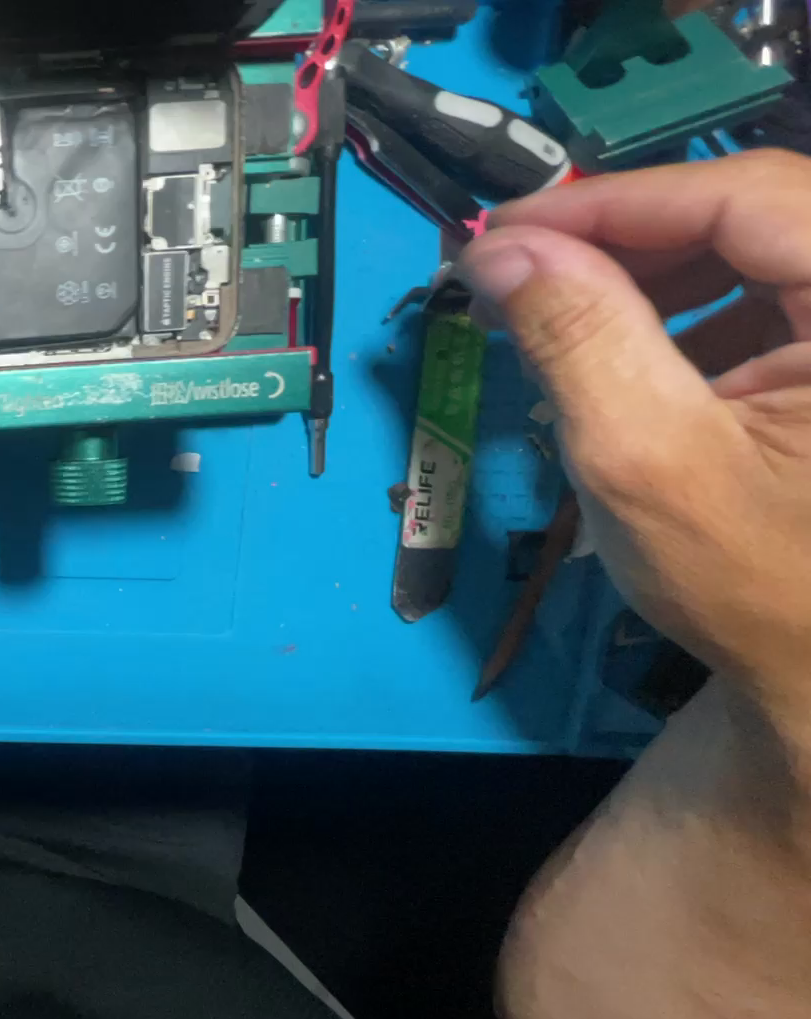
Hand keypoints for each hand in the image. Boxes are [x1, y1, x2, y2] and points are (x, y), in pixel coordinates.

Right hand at [457, 150, 810, 717]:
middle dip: (615, 239)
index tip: (492, 235)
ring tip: (544, 319)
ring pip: (757, 247)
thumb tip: (497, 252)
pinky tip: (615, 355)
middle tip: (503, 279)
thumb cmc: (753, 578)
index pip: (749, 196)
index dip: (608, 203)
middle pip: (757, 212)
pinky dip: (676, 311)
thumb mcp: (641, 458)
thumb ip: (575, 341)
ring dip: (638, 274)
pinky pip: (770, 295)